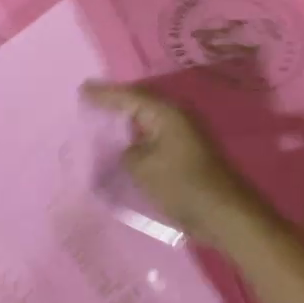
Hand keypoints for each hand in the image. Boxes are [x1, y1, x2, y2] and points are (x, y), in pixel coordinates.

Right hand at [82, 80, 266, 244]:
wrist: (221, 212)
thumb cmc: (181, 184)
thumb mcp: (141, 167)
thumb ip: (124, 153)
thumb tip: (124, 150)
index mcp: (166, 113)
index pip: (129, 96)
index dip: (105, 94)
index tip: (82, 89)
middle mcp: (176, 118)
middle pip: (140, 104)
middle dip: (116, 103)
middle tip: (90, 101)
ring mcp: (182, 136)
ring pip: (147, 123)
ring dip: (126, 123)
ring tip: (101, 122)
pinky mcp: (185, 155)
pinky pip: (153, 139)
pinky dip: (136, 141)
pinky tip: (122, 148)